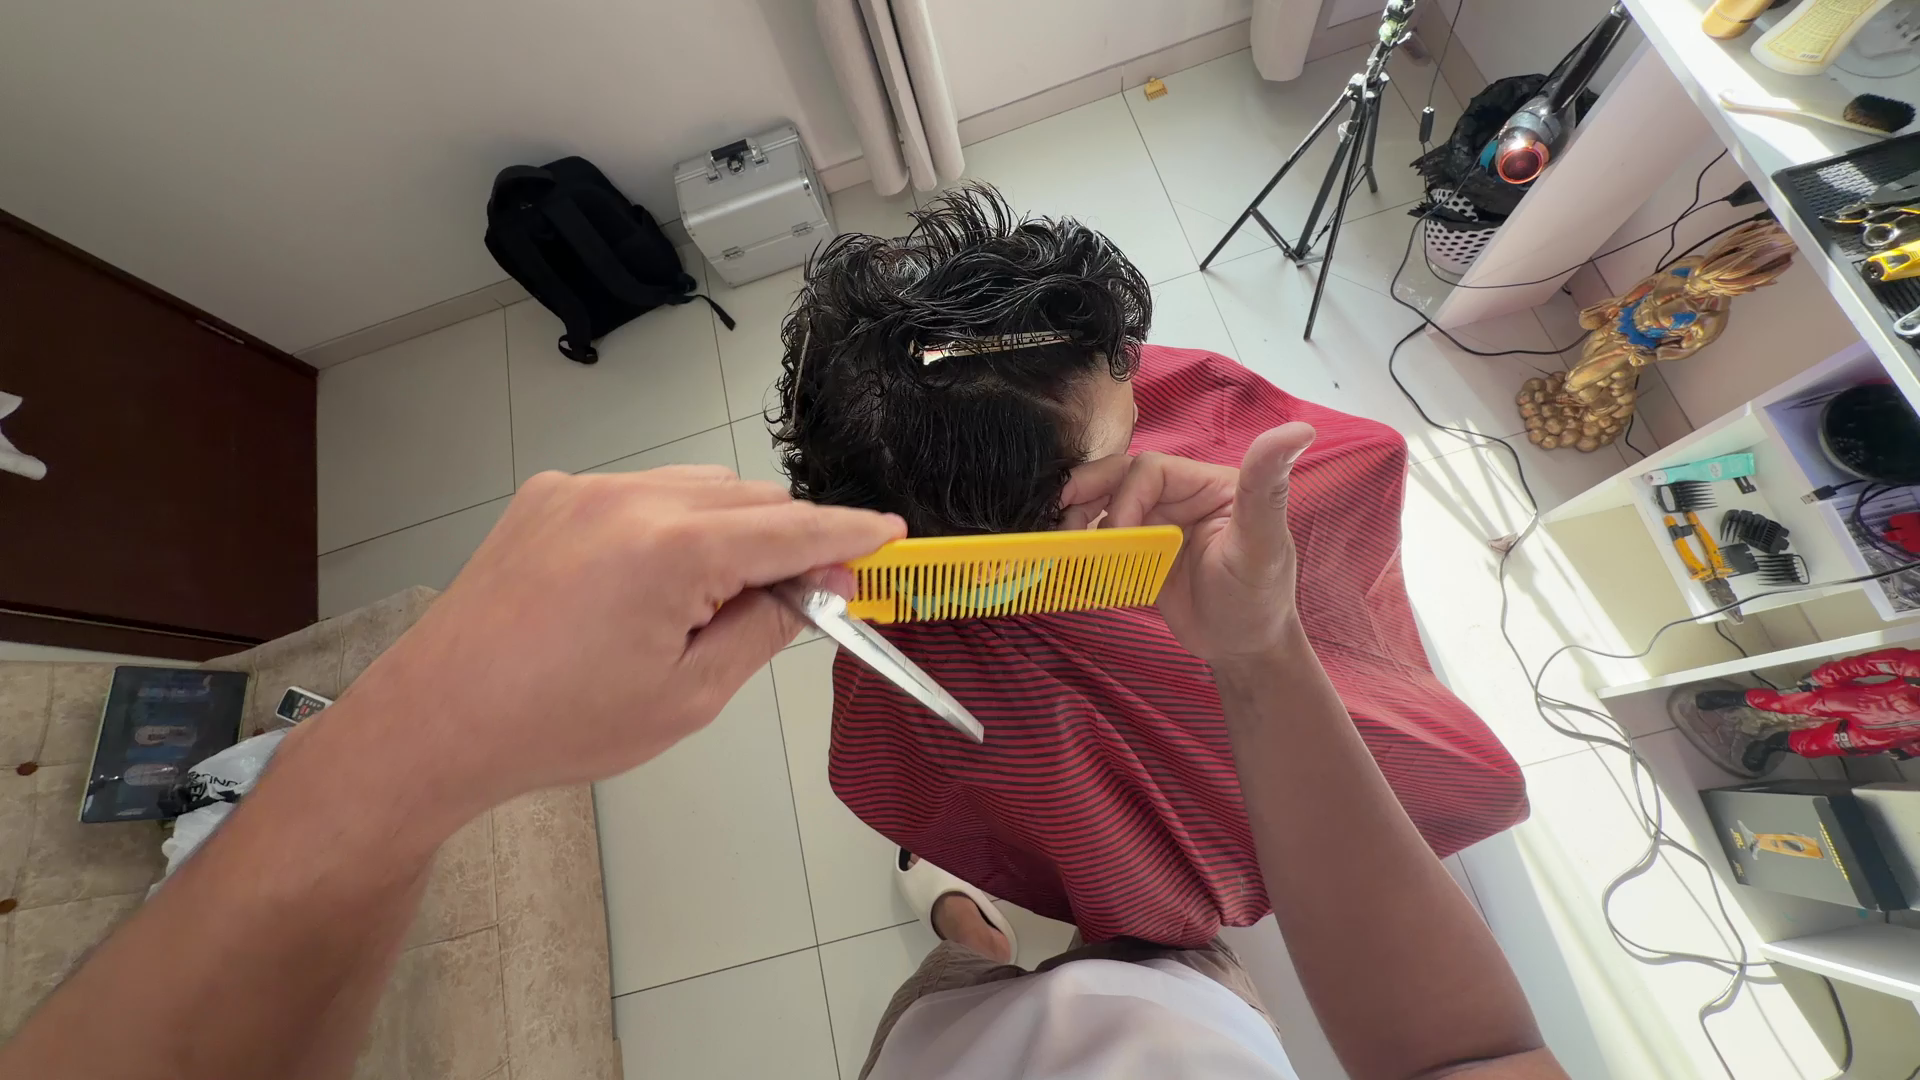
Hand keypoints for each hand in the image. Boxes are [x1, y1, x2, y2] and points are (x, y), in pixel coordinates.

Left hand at [333, 466, 903, 826]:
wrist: (434, 723)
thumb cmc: (566, 725)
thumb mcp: (692, 694)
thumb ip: (766, 627)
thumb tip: (817, 586)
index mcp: (673, 549)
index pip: (793, 530)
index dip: (851, 533)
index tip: (890, 533)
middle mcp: (633, 496)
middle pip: (755, 500)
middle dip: (792, 541)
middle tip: (805, 595)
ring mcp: (587, 486)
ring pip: (705, 487)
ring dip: (737, 529)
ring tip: (717, 594)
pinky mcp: (554, 492)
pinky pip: (648, 490)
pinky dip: (679, 522)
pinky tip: (654, 576)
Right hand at [1060, 424, 1315, 665]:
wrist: (1242, 650)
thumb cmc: (1257, 598)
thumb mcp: (1260, 544)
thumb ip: (1265, 488)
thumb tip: (1300, 429)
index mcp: (1209, 484)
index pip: (1151, 470)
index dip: (1127, 497)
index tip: (1120, 536)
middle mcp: (1181, 497)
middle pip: (1121, 479)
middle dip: (1088, 491)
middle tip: (1058, 513)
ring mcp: (1159, 525)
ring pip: (1107, 504)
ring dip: (1081, 516)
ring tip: (1062, 538)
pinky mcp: (1144, 552)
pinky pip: (1106, 536)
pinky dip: (1086, 542)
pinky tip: (1071, 555)